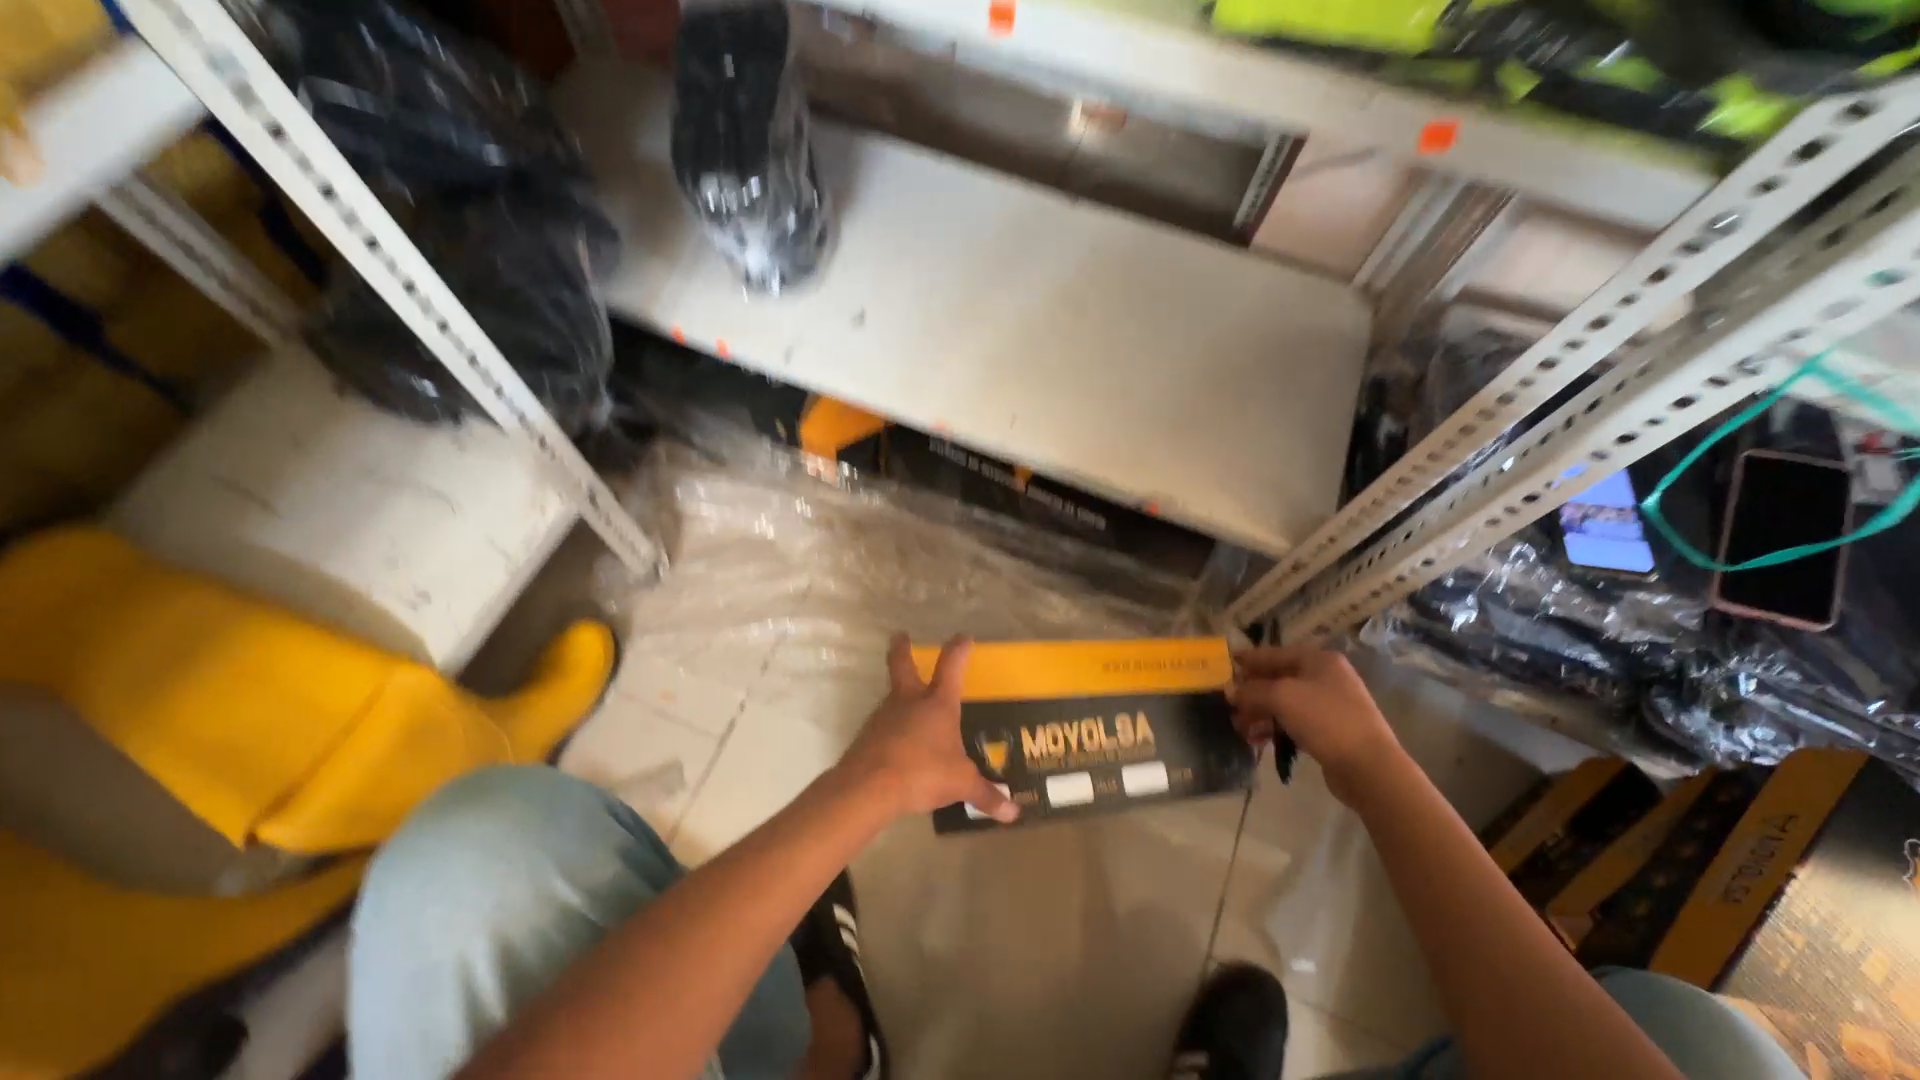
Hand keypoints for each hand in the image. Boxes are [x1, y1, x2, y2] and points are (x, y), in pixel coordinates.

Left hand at [833, 634, 1019, 823]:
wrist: (868, 787)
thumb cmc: (922, 772)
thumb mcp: (961, 784)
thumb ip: (986, 795)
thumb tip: (1013, 812)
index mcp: (937, 704)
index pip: (951, 665)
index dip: (959, 649)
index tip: (963, 638)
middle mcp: (909, 701)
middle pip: (902, 664)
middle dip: (902, 648)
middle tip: (900, 635)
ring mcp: (884, 716)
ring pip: (892, 696)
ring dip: (900, 696)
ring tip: (911, 708)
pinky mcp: (868, 736)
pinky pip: (884, 727)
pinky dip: (892, 730)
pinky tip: (900, 746)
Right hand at [1230, 646, 1404, 805]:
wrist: (1367, 765)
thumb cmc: (1325, 719)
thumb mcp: (1282, 697)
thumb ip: (1252, 690)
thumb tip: (1231, 691)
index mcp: (1318, 660)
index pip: (1275, 653)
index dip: (1249, 659)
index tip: (1225, 664)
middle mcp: (1326, 677)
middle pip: (1279, 679)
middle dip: (1252, 691)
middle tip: (1228, 703)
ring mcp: (1329, 705)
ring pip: (1285, 703)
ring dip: (1260, 713)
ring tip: (1238, 727)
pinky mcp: (1329, 730)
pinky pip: (1294, 722)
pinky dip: (1274, 728)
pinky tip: (1257, 740)